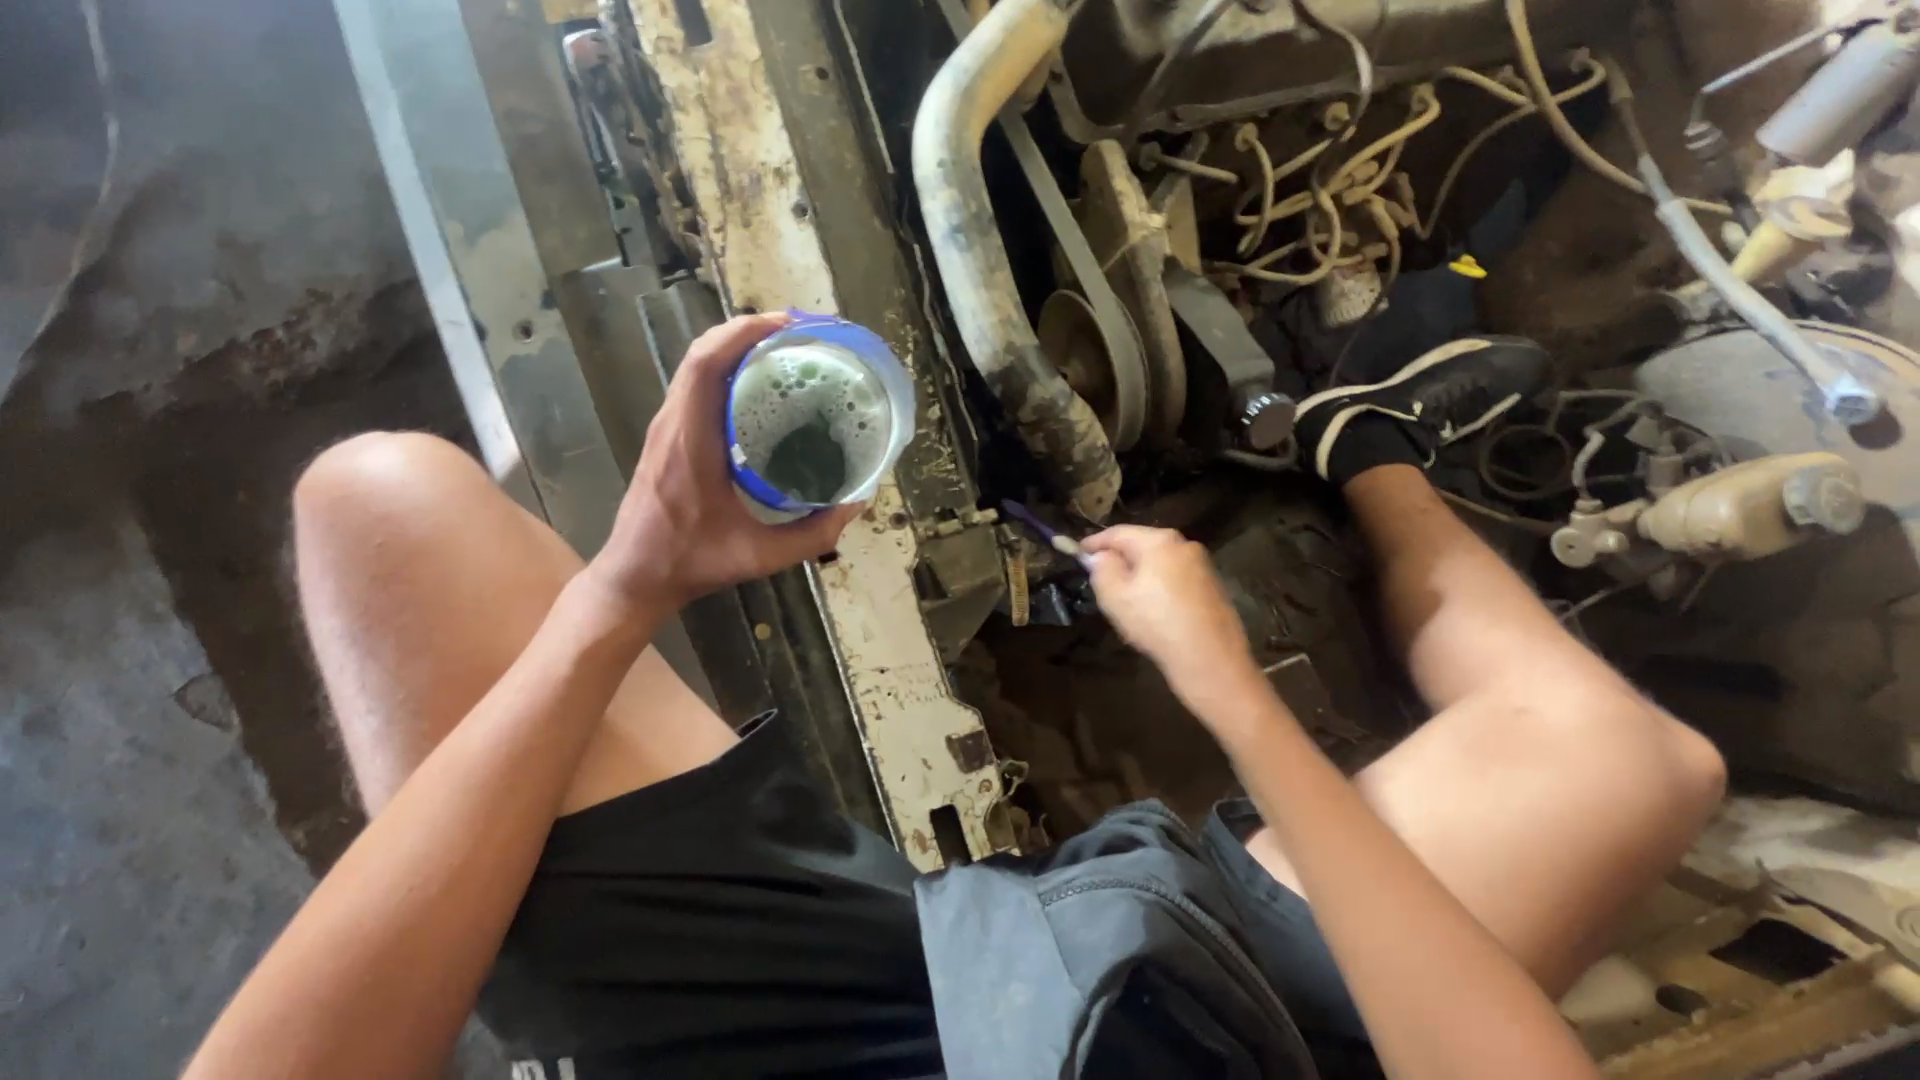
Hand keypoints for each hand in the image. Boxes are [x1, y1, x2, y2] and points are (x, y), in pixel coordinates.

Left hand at [589, 313, 861, 612]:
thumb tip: (856, 504)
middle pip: (701, 352)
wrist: (635, 576)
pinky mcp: (666, 437)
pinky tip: (757, 386)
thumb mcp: (761, 556)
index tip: (789, 324)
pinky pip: (693, 385)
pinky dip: (723, 369)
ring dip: (734, 346)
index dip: (746, 332)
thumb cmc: (693, 562)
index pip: (708, 363)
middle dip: (747, 330)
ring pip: (695, 365)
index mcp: (691, 440)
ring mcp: (665, 428)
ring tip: (782, 349)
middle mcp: (674, 423)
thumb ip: (814, 534)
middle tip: (796, 332)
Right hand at [1082, 526, 1262, 710]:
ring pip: (1161, 562)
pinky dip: (1160, 585)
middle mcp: (1184, 545)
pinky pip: (1176, 578)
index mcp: (1159, 541)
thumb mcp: (1115, 596)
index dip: (1095, 542)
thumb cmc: (1155, 622)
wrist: (1209, 658)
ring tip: (1125, 594)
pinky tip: (1153, 608)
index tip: (1078, 551)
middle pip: (1143, 544)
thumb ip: (1102, 569)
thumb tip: (1101, 556)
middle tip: (1100, 573)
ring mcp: (1202, 565)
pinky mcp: (1213, 587)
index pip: (1118, 533)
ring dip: (1141, 572)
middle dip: (1120, 557)